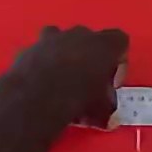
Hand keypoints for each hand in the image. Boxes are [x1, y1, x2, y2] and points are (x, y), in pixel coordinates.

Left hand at [5, 25, 128, 127]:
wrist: (36, 98)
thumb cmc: (79, 99)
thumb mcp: (102, 110)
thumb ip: (107, 108)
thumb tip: (108, 117)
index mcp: (104, 44)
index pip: (120, 42)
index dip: (118, 63)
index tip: (111, 84)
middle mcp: (80, 34)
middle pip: (91, 41)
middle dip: (91, 60)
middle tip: (88, 84)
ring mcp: (52, 37)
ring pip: (63, 42)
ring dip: (65, 57)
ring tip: (62, 82)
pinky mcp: (30, 47)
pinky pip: (41, 53)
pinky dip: (43, 65)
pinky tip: (41, 85)